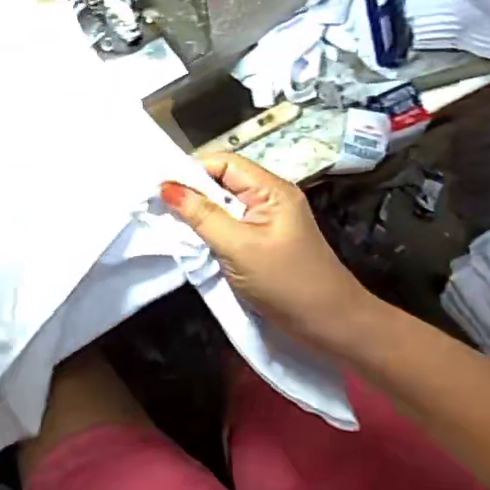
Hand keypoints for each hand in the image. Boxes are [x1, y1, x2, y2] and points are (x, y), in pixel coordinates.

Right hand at [161, 152, 377, 350]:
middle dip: (191, 192)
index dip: (191, 170)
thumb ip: (201, 215)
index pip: (224, 163)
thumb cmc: (286, 283)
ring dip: (199, 212)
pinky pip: (231, 224)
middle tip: (159, 207)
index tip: (161, 188)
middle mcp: (271, 197)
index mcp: (271, 189)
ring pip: (224, 204)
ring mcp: (268, 220)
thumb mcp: (238, 247)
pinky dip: (211, 229)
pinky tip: (193, 239)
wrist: (331, 326)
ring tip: (171, 223)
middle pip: (222, 181)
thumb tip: (166, 187)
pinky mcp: (264, 241)